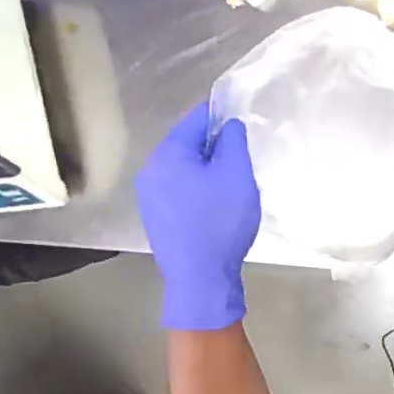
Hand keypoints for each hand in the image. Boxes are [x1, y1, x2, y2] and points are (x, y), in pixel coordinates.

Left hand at [135, 105, 260, 330]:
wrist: (200, 277)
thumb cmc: (221, 222)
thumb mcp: (237, 176)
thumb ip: (234, 142)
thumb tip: (230, 125)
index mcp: (169, 153)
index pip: (197, 119)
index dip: (222, 116)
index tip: (242, 122)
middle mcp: (152, 169)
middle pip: (189, 146)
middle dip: (217, 150)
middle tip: (243, 167)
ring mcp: (150, 195)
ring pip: (186, 170)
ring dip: (209, 173)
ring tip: (233, 191)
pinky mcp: (157, 217)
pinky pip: (181, 192)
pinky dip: (200, 192)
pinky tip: (217, 210)